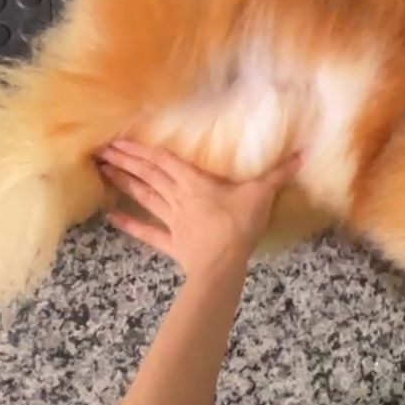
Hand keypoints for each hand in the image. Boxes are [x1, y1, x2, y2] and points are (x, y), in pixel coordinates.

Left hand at [97, 139, 299, 282]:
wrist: (224, 265)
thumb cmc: (239, 225)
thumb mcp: (261, 194)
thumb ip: (278, 174)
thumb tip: (302, 153)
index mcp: (194, 182)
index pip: (163, 161)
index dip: (141, 149)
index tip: (118, 138)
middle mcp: (178, 198)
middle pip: (148, 176)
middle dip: (125, 162)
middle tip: (101, 150)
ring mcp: (172, 222)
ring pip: (144, 198)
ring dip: (124, 184)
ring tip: (103, 172)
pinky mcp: (172, 244)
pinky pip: (148, 233)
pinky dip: (130, 225)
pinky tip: (112, 217)